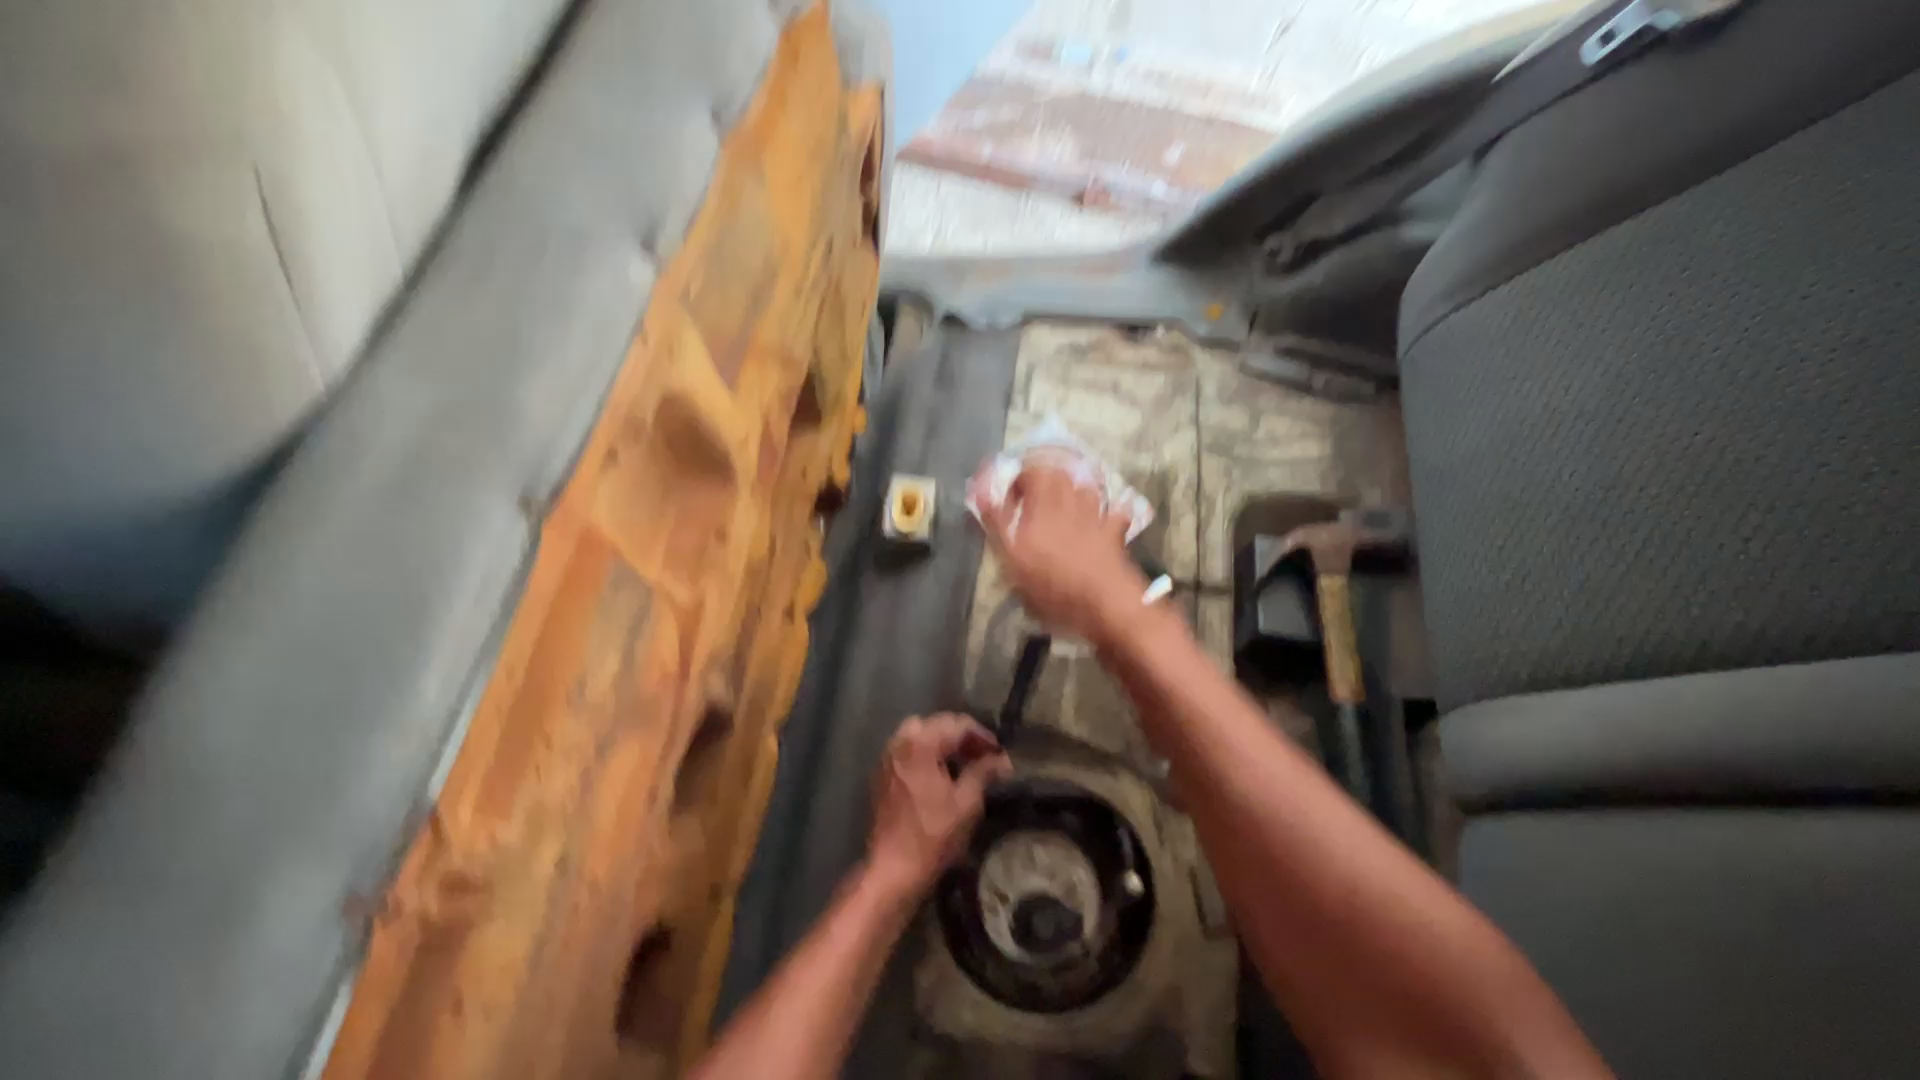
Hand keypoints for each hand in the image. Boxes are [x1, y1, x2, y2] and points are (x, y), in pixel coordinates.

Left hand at [866, 715, 1013, 898]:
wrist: (894, 867)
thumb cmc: (934, 835)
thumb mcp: (967, 803)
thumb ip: (983, 772)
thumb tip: (1002, 760)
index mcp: (921, 744)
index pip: (957, 724)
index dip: (983, 736)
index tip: (1000, 754)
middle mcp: (900, 743)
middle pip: (936, 724)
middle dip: (961, 736)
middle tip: (982, 756)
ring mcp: (887, 759)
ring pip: (918, 735)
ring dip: (942, 743)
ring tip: (962, 764)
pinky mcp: (881, 775)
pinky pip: (906, 751)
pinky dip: (925, 754)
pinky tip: (939, 774)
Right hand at [975, 466, 1150, 642]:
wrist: (1105, 605)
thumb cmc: (1053, 589)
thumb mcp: (1012, 562)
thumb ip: (996, 525)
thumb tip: (981, 494)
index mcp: (1041, 509)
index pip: (1030, 474)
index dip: (1018, 480)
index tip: (1008, 500)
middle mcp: (1070, 505)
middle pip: (1059, 475)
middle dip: (1044, 482)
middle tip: (1031, 502)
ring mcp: (1096, 518)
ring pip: (1085, 489)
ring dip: (1073, 493)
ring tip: (1062, 510)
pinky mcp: (1115, 534)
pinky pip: (1115, 513)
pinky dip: (1108, 513)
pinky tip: (1103, 520)